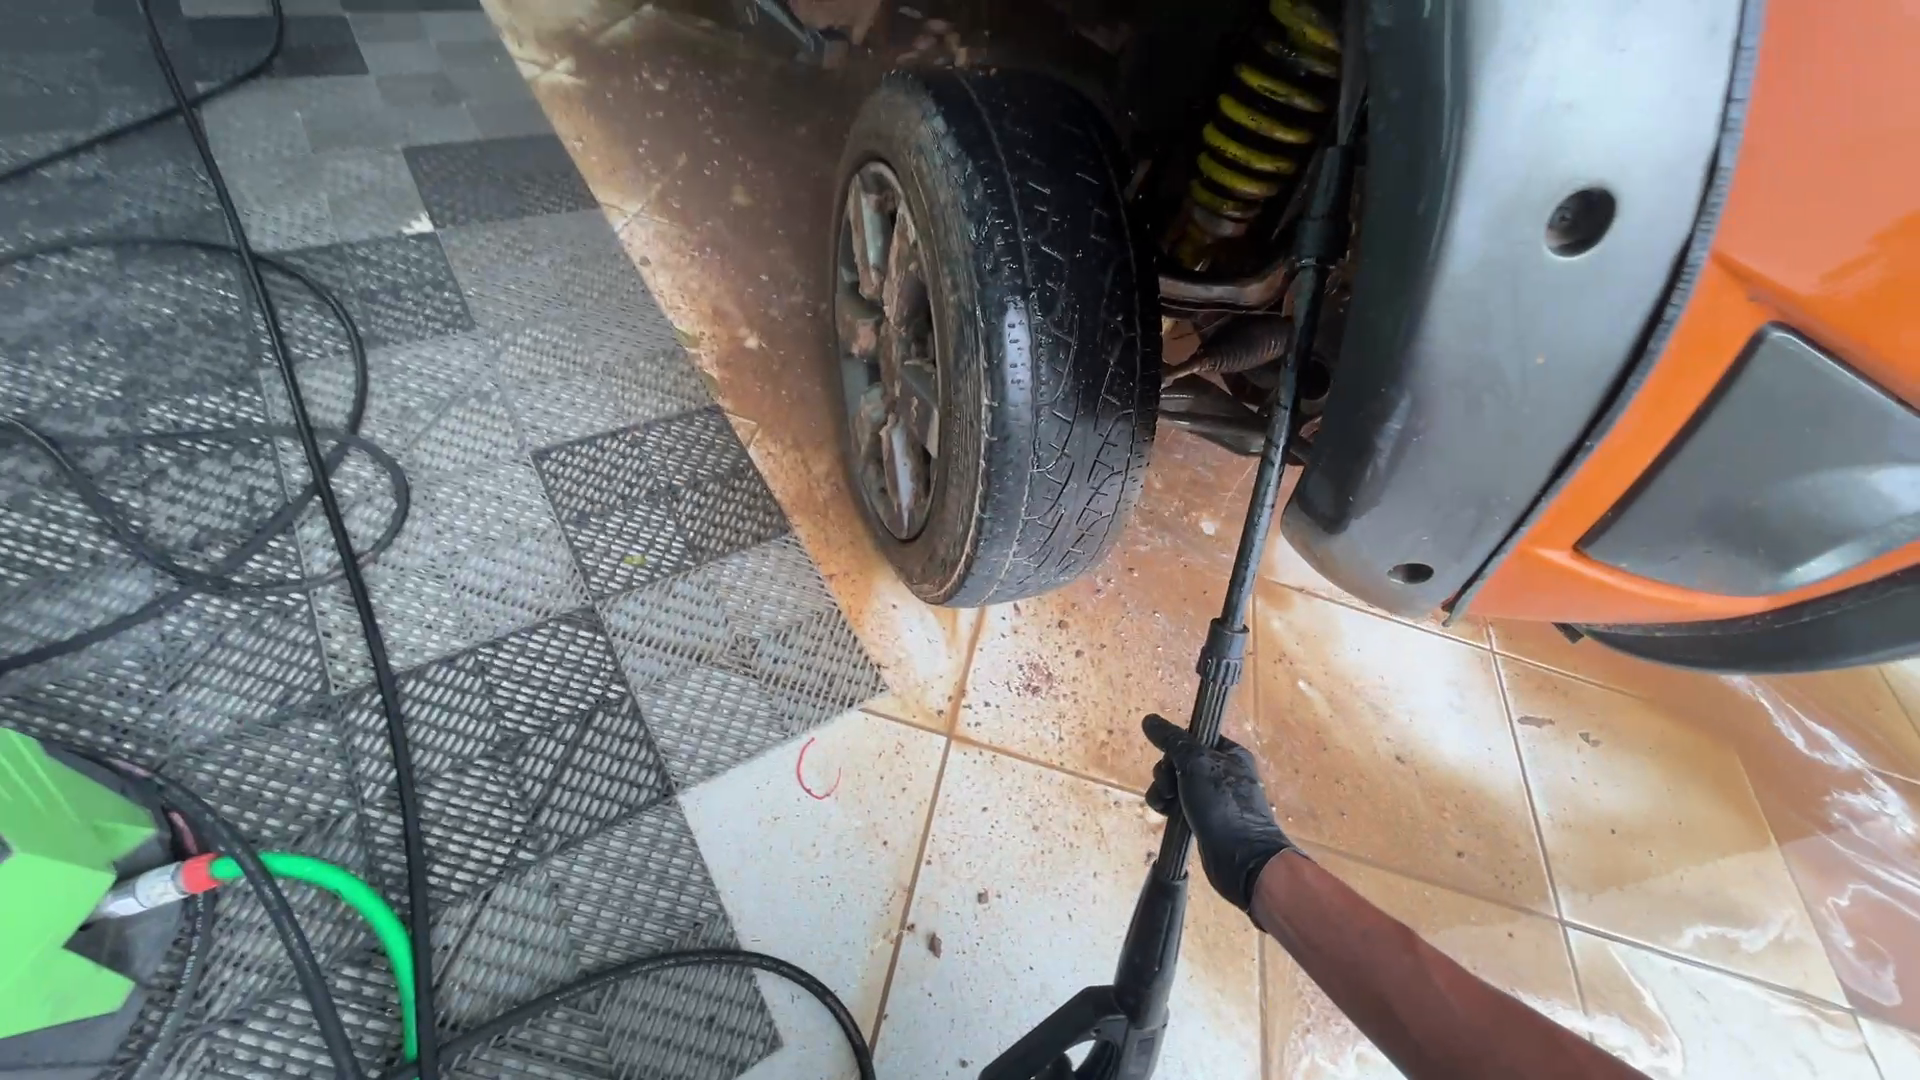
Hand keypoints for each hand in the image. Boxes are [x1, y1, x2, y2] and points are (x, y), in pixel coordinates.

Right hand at [1143, 714, 1294, 909]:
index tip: (1171, 759)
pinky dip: (1168, 807)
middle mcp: (1223, 773)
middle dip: (1165, 772)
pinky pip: (1178, 805)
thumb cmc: (1223, 805)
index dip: (1176, 746)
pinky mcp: (1204, 820)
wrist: (1243, 861)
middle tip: (1170, 785)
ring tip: (1165, 804)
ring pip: (1175, 783)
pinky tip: (1165, 815)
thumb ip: (1172, 740)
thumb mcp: (1196, 764)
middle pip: (1179, 760)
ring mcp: (1213, 798)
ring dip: (1162, 790)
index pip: (1193, 737)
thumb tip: (1149, 719)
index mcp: (1229, 754)